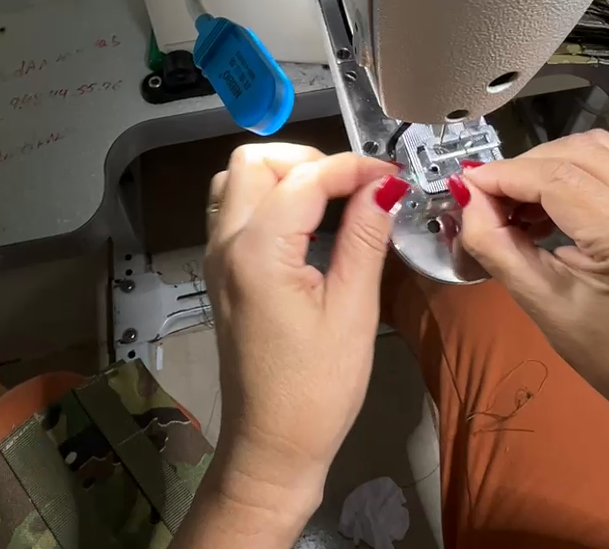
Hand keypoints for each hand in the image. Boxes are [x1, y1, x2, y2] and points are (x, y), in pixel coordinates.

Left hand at [201, 144, 398, 526]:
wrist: (271, 449)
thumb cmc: (318, 390)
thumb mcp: (353, 312)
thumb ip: (365, 237)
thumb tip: (384, 184)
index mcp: (259, 251)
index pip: (306, 177)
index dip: (353, 167)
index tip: (392, 176)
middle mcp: (226, 242)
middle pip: (255, 160)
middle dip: (309, 160)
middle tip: (353, 186)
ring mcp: (216, 255)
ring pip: (237, 178)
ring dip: (282, 173)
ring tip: (329, 197)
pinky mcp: (220, 269)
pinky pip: (233, 206)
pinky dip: (266, 194)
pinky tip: (302, 220)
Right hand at [456, 129, 608, 441]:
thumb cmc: (604, 350)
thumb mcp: (536, 299)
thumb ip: (492, 240)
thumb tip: (465, 190)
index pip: (556, 179)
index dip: (504, 175)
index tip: (466, 185)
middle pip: (574, 154)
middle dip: (522, 168)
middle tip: (489, 198)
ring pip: (593, 147)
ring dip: (546, 164)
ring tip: (520, 200)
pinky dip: (571, 168)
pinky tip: (551, 198)